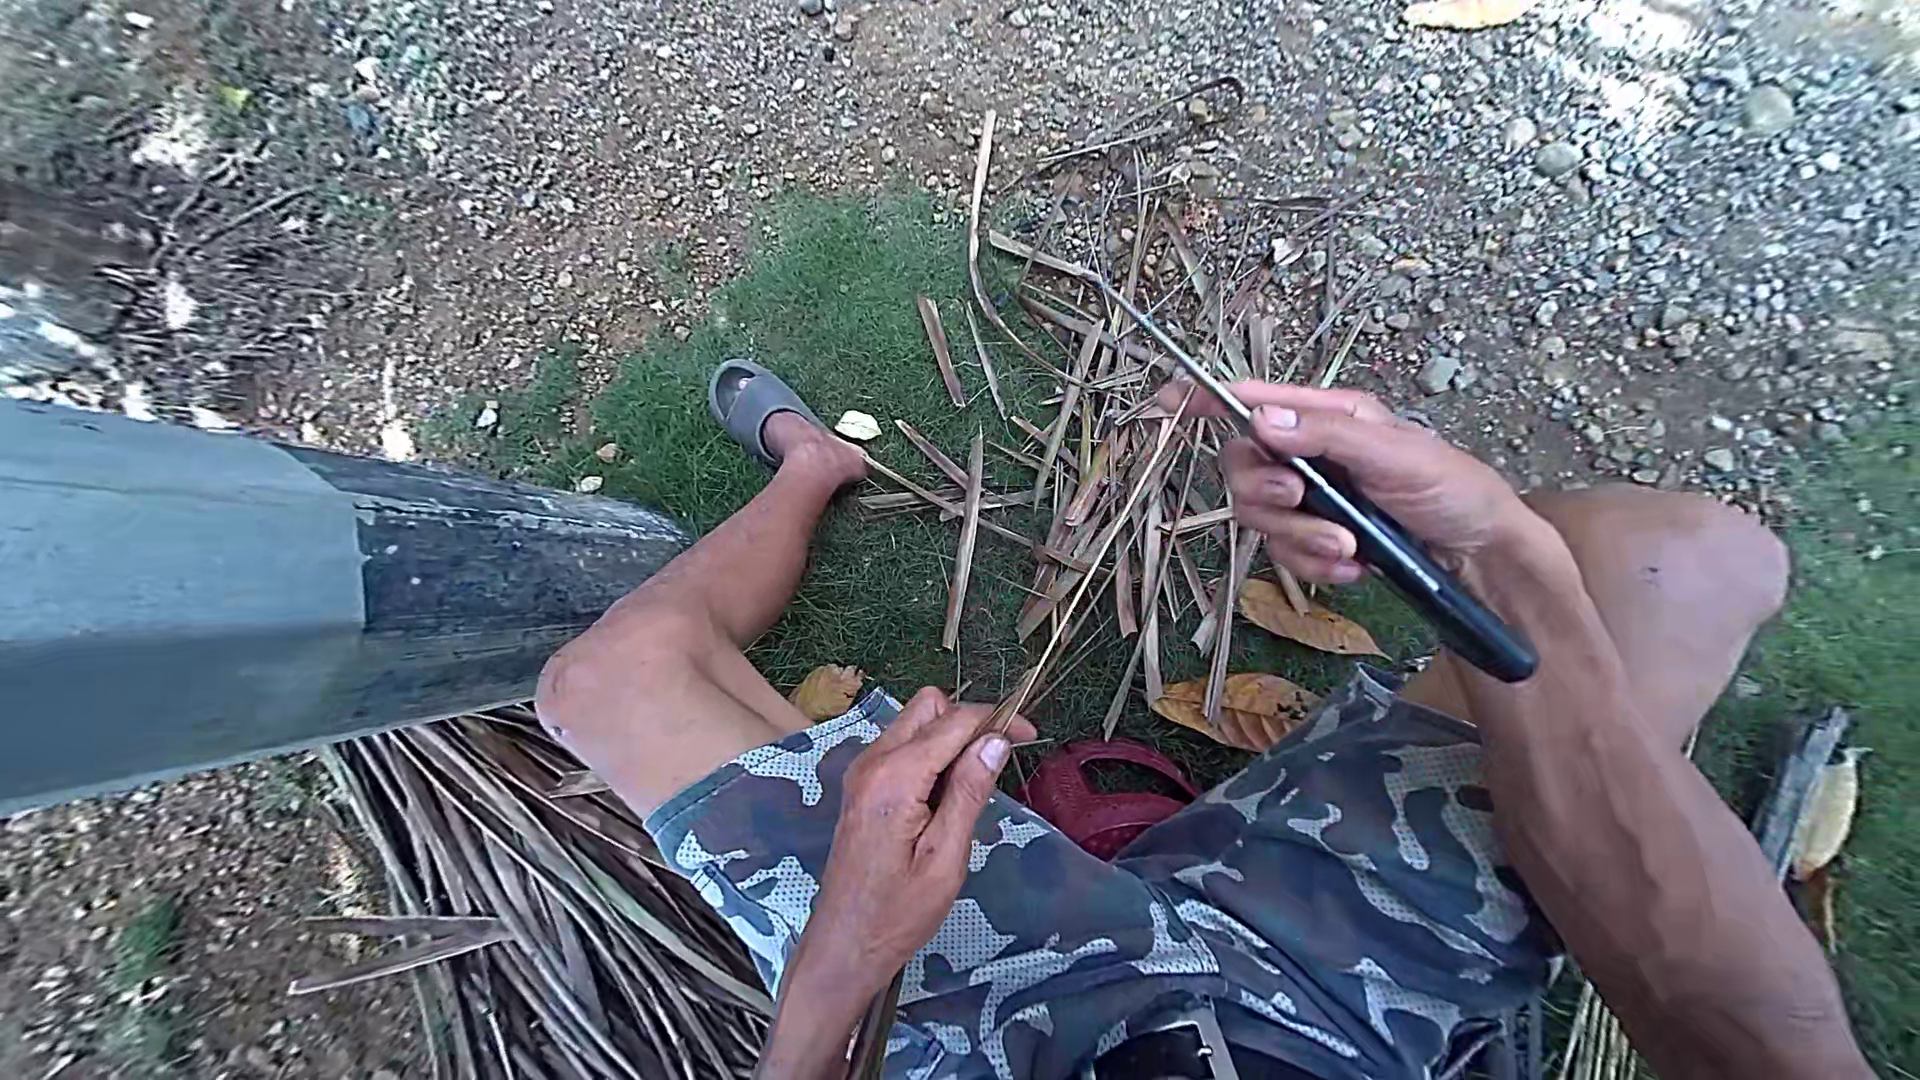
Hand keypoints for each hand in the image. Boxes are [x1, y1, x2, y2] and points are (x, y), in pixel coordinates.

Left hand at [785, 688, 1035, 998]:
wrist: (843, 945)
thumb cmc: (898, 913)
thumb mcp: (946, 858)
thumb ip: (969, 792)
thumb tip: (996, 740)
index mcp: (895, 776)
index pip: (954, 720)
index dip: (995, 719)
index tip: (1027, 733)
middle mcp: (873, 758)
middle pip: (929, 705)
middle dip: (969, 720)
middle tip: (996, 758)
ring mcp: (864, 766)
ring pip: (916, 719)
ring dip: (950, 735)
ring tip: (971, 783)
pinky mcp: (863, 779)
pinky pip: (903, 741)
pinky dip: (931, 750)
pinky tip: (944, 792)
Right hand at [1165, 382, 1536, 583]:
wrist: (1473, 557)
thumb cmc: (1449, 488)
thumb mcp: (1396, 451)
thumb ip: (1326, 433)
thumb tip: (1260, 419)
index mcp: (1322, 420)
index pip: (1253, 402)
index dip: (1208, 399)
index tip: (1171, 400)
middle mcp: (1302, 457)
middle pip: (1240, 467)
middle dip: (1263, 490)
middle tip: (1297, 499)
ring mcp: (1302, 501)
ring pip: (1256, 516)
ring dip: (1298, 536)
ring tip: (1347, 547)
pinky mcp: (1306, 540)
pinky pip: (1280, 553)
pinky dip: (1312, 564)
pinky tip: (1349, 566)